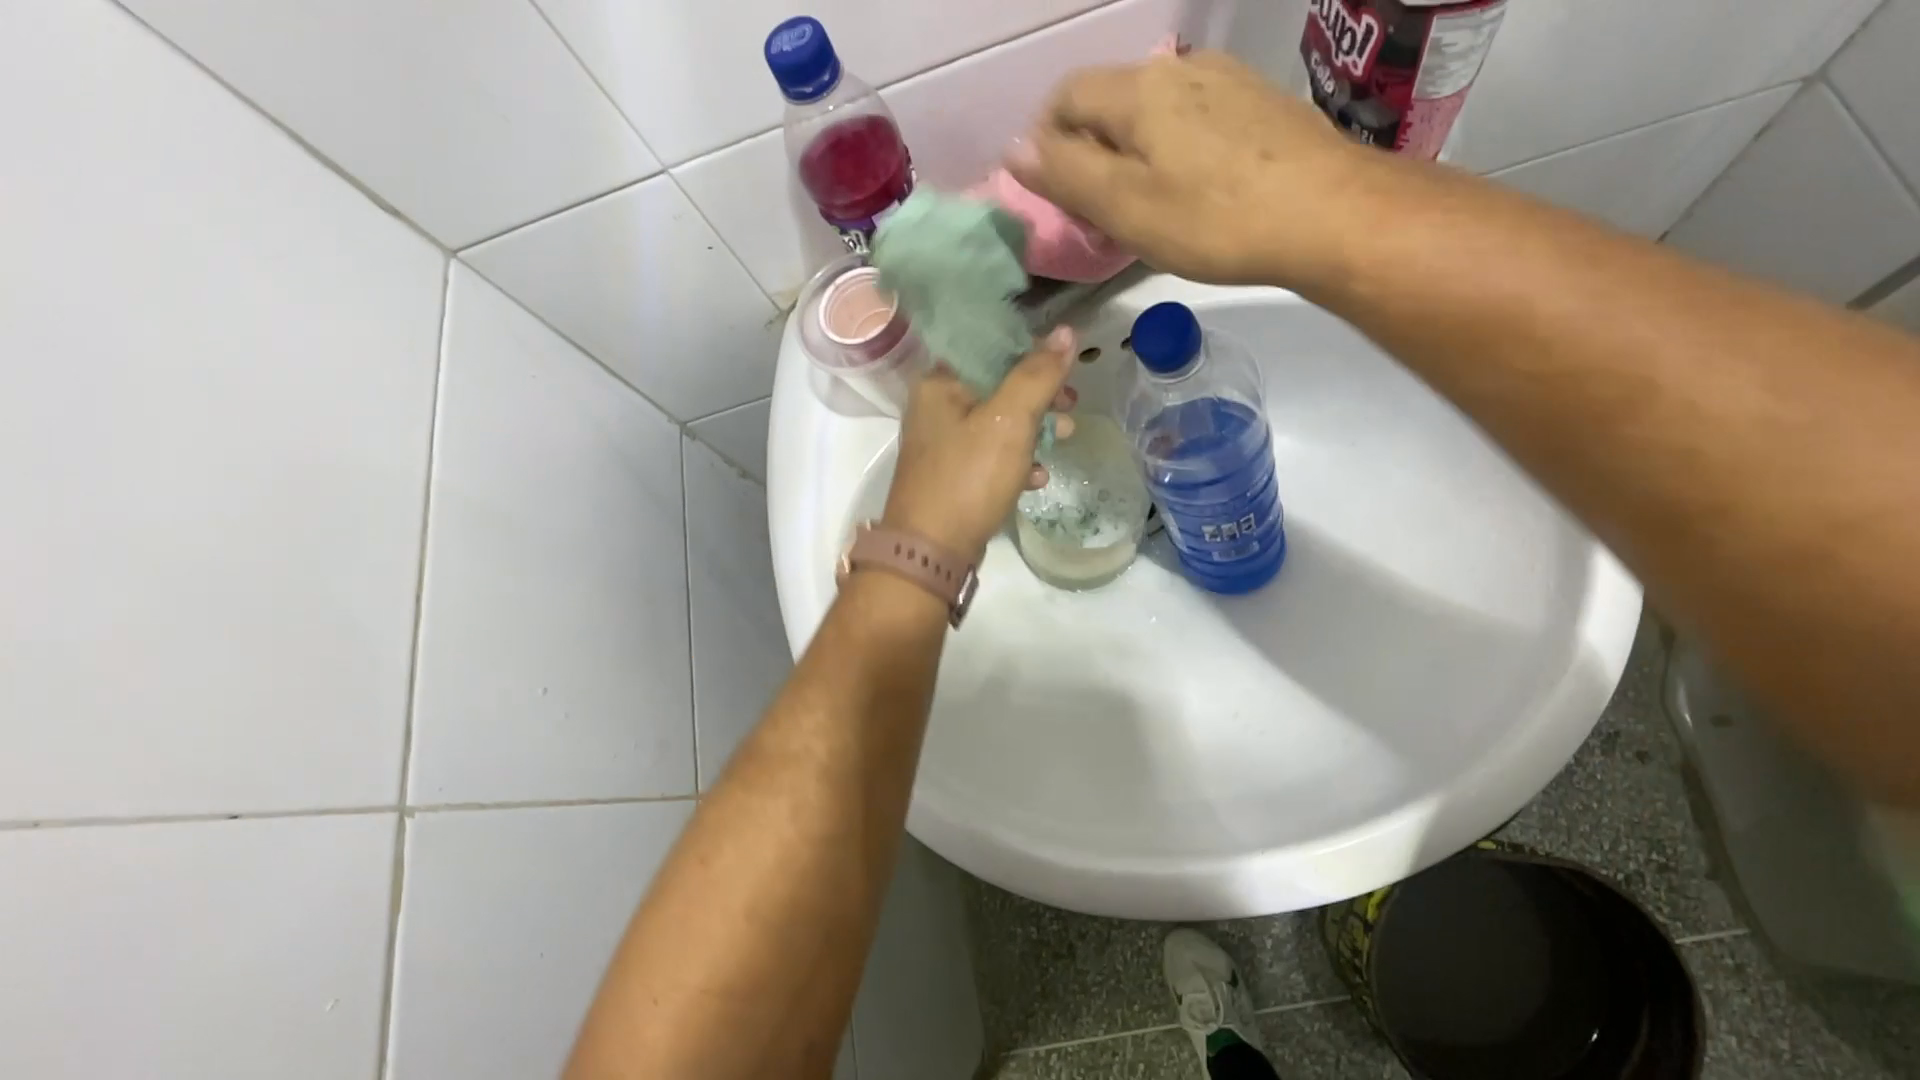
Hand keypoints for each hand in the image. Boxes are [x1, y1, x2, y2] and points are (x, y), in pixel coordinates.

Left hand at [881, 327, 1079, 562]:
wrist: (930, 552)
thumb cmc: (968, 478)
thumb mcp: (1009, 421)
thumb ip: (1038, 375)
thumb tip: (1066, 332)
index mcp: (939, 383)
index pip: (988, 346)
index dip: (1029, 351)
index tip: (1063, 366)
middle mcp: (935, 408)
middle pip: (997, 385)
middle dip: (1039, 396)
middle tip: (1070, 407)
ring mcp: (943, 445)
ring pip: (998, 423)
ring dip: (1033, 430)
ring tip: (1063, 438)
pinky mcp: (953, 476)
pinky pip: (991, 457)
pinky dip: (1016, 462)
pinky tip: (1036, 479)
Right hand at [1007, 50, 1361, 286]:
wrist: (1332, 215)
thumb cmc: (1216, 220)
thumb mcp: (1125, 208)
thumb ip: (1066, 175)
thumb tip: (1015, 148)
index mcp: (1138, 91)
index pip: (1066, 97)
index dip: (1046, 141)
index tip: (1055, 194)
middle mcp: (1180, 68)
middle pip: (1111, 102)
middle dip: (1090, 151)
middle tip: (1098, 212)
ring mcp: (1226, 81)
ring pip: (1154, 111)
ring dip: (1134, 152)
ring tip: (1148, 206)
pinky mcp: (1260, 104)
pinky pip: (1195, 119)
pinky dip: (1175, 150)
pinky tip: (1197, 192)